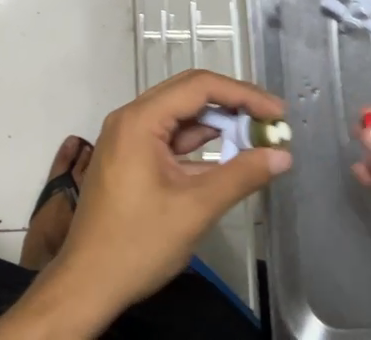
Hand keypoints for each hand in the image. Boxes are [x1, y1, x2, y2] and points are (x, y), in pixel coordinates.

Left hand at [58, 70, 292, 311]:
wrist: (88, 283)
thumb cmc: (138, 243)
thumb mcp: (195, 209)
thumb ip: (241, 176)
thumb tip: (283, 155)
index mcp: (140, 120)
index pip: (199, 87)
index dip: (243, 94)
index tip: (278, 113)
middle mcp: (131, 119)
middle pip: (188, 93)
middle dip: (232, 103)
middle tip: (271, 121)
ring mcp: (128, 138)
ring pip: (180, 115)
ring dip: (218, 123)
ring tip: (257, 136)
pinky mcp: (130, 158)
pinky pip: (170, 137)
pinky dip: (200, 143)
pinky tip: (228, 155)